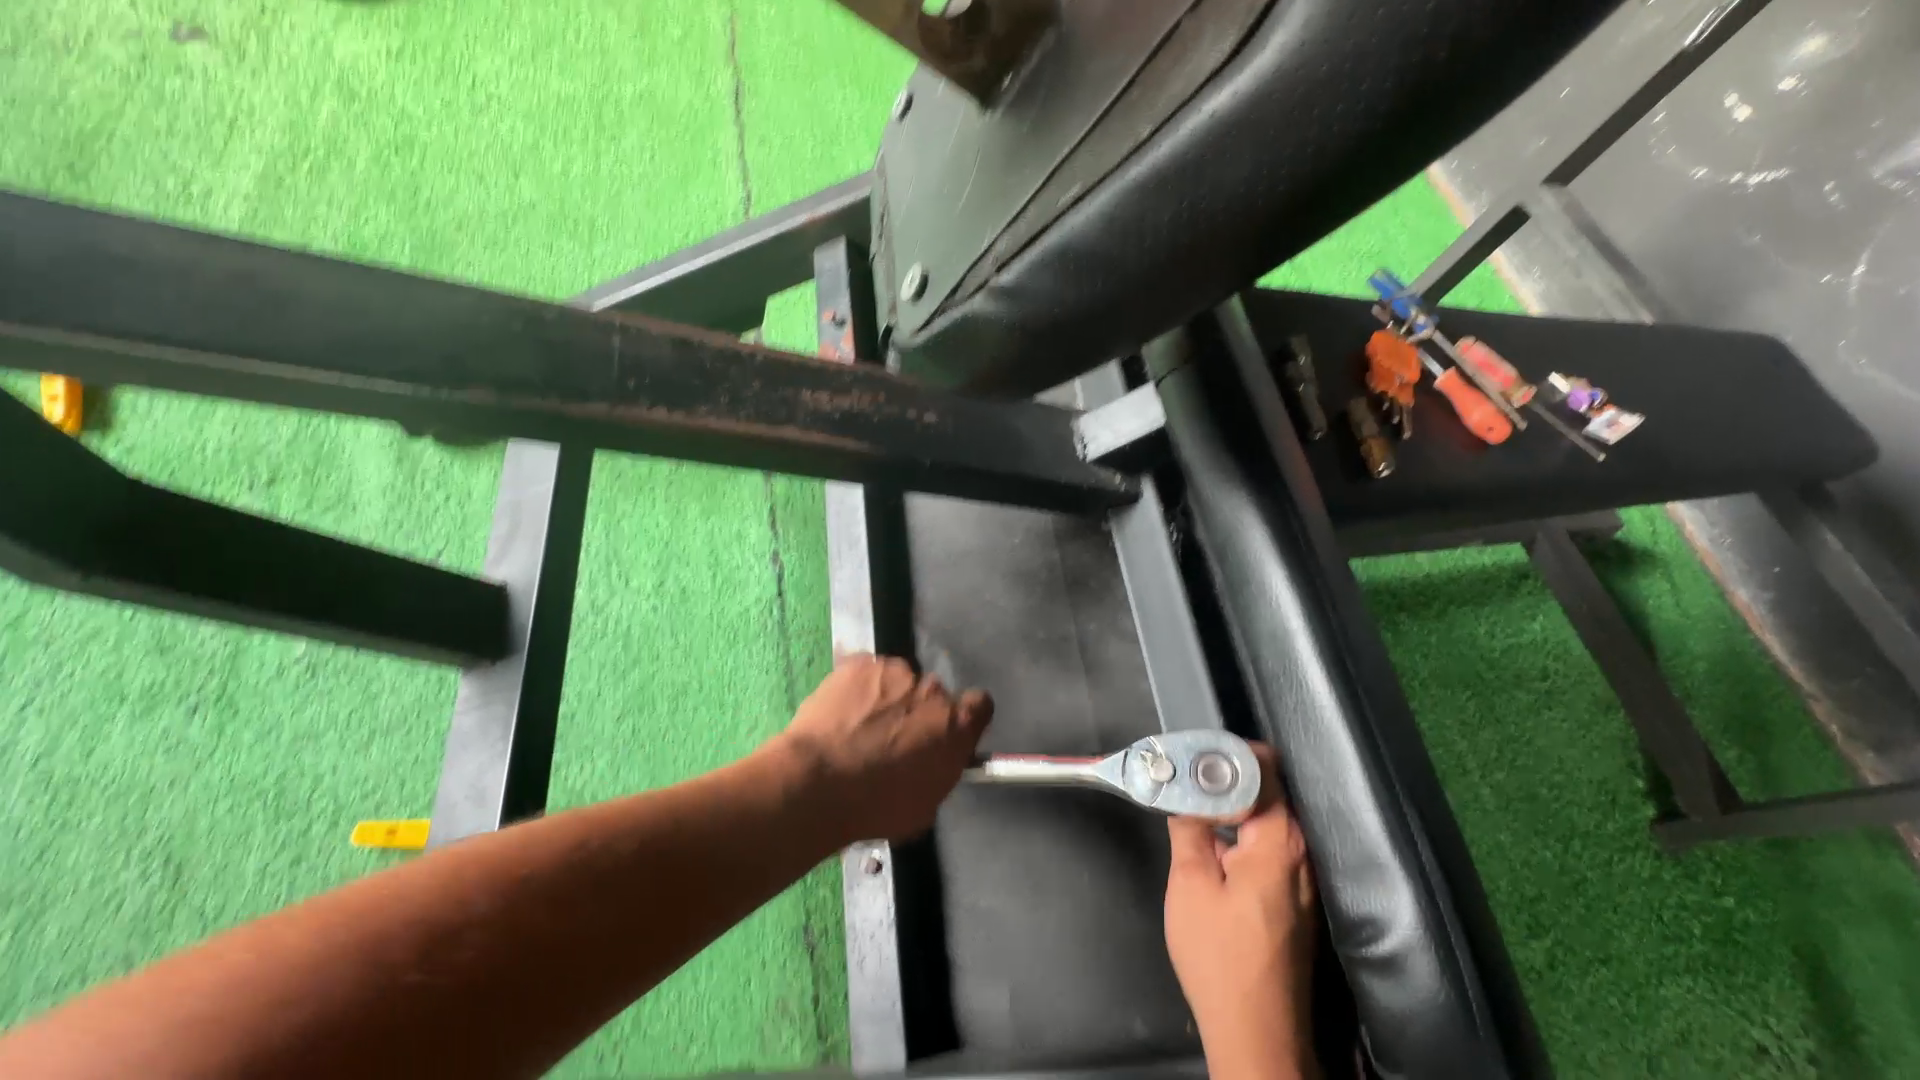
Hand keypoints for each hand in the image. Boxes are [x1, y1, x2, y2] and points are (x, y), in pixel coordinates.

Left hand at [770, 654, 992, 844]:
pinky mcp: (859, 663)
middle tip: (892, 737)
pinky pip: (867, 673)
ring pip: (899, 681)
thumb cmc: (876, 807)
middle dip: (919, 711)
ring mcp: (895, 671)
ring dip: (887, 697)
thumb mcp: (925, 805)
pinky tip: (840, 712)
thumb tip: (933, 763)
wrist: (817, 784)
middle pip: (934, 694)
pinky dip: (859, 688)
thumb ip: (939, 772)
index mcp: (957, 725)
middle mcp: (932, 690)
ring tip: (859, 724)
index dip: (964, 718)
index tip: (946, 732)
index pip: (979, 705)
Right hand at [1164, 745, 1316, 1079]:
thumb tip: (1183, 788)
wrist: (1255, 1028)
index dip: (1228, 752)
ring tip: (1191, 805)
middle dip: (1225, 779)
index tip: (1193, 750)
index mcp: (1281, 840)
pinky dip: (1242, 836)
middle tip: (1183, 775)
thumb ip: (1188, 826)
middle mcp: (1303, 853)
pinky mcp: (1297, 899)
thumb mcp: (1189, 883)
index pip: (1265, 769)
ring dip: (1232, 810)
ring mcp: (1304, 878)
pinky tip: (1212, 844)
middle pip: (1268, 793)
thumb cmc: (1220, 956)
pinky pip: (1270, 848)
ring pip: (1267, 821)